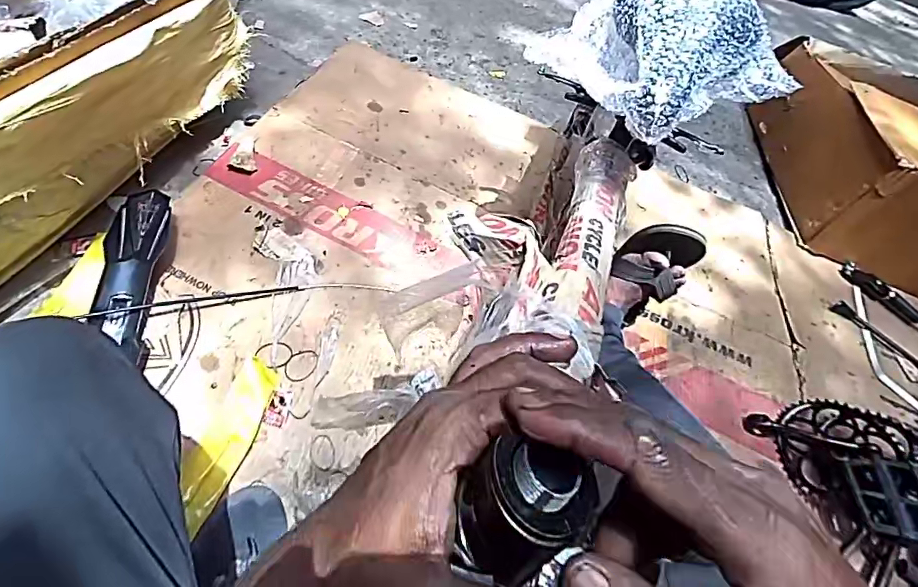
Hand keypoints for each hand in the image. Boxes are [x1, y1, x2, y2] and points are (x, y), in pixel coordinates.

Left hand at [244, 332, 582, 585]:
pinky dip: (500, 366)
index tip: (596, 416)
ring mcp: (429, 410)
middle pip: (501, 368)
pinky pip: (471, 378)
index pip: (512, 395)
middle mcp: (438, 407)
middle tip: (596, 385)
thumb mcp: (439, 580)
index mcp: (445, 432)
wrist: (321, 565)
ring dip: (524, 354)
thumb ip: (503, 576)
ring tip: (563, 352)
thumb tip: (560, 575)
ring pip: (484, 363)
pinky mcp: (426, 423)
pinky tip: (520, 377)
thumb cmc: (374, 567)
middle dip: (547, 369)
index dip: (556, 401)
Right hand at [504, 383, 862, 586]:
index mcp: (759, 526)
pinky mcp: (759, 501)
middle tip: (525, 420)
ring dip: (619, 505)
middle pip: (647, 437)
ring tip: (603, 563)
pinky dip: (649, 513)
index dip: (583, 427)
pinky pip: (684, 485)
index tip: (529, 411)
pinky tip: (637, 553)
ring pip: (660, 462)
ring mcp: (761, 489)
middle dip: (582, 432)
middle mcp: (758, 489)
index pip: (650, 452)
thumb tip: (578, 570)